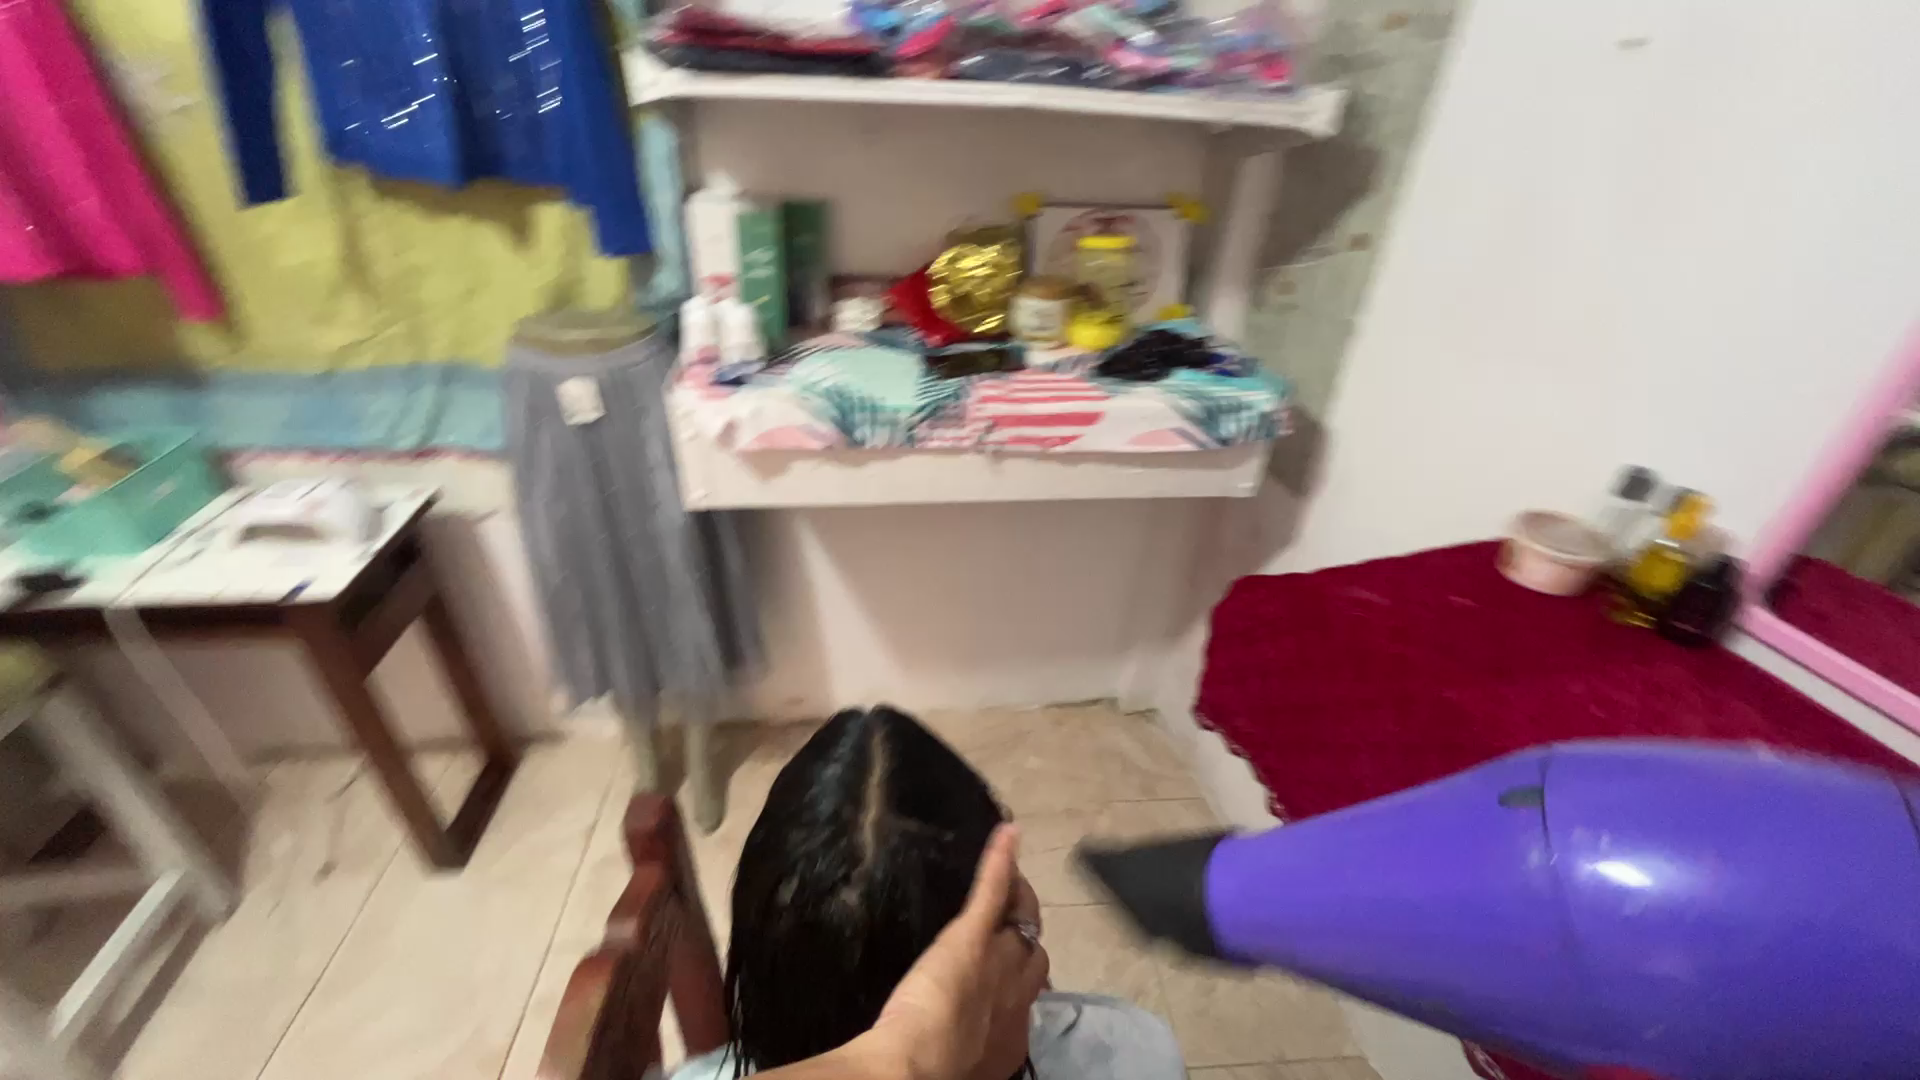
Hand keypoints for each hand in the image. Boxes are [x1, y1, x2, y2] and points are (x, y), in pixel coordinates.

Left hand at [861, 824, 1049, 1079]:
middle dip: (1024, 934)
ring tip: (1009, 883)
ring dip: (1016, 899)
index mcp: (1016, 1027)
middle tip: (1007, 922)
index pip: (1032, 988)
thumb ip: (982, 1049)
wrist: (916, 1069)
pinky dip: (1000, 859)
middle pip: (1035, 950)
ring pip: (1021, 917)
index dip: (1024, 974)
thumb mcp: (972, 1068)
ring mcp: (997, 956)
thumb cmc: (936, 1074)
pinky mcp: (972, 933)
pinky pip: (991, 889)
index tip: (1012, 971)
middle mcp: (1018, 990)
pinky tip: (1008, 832)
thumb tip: (974, 1052)